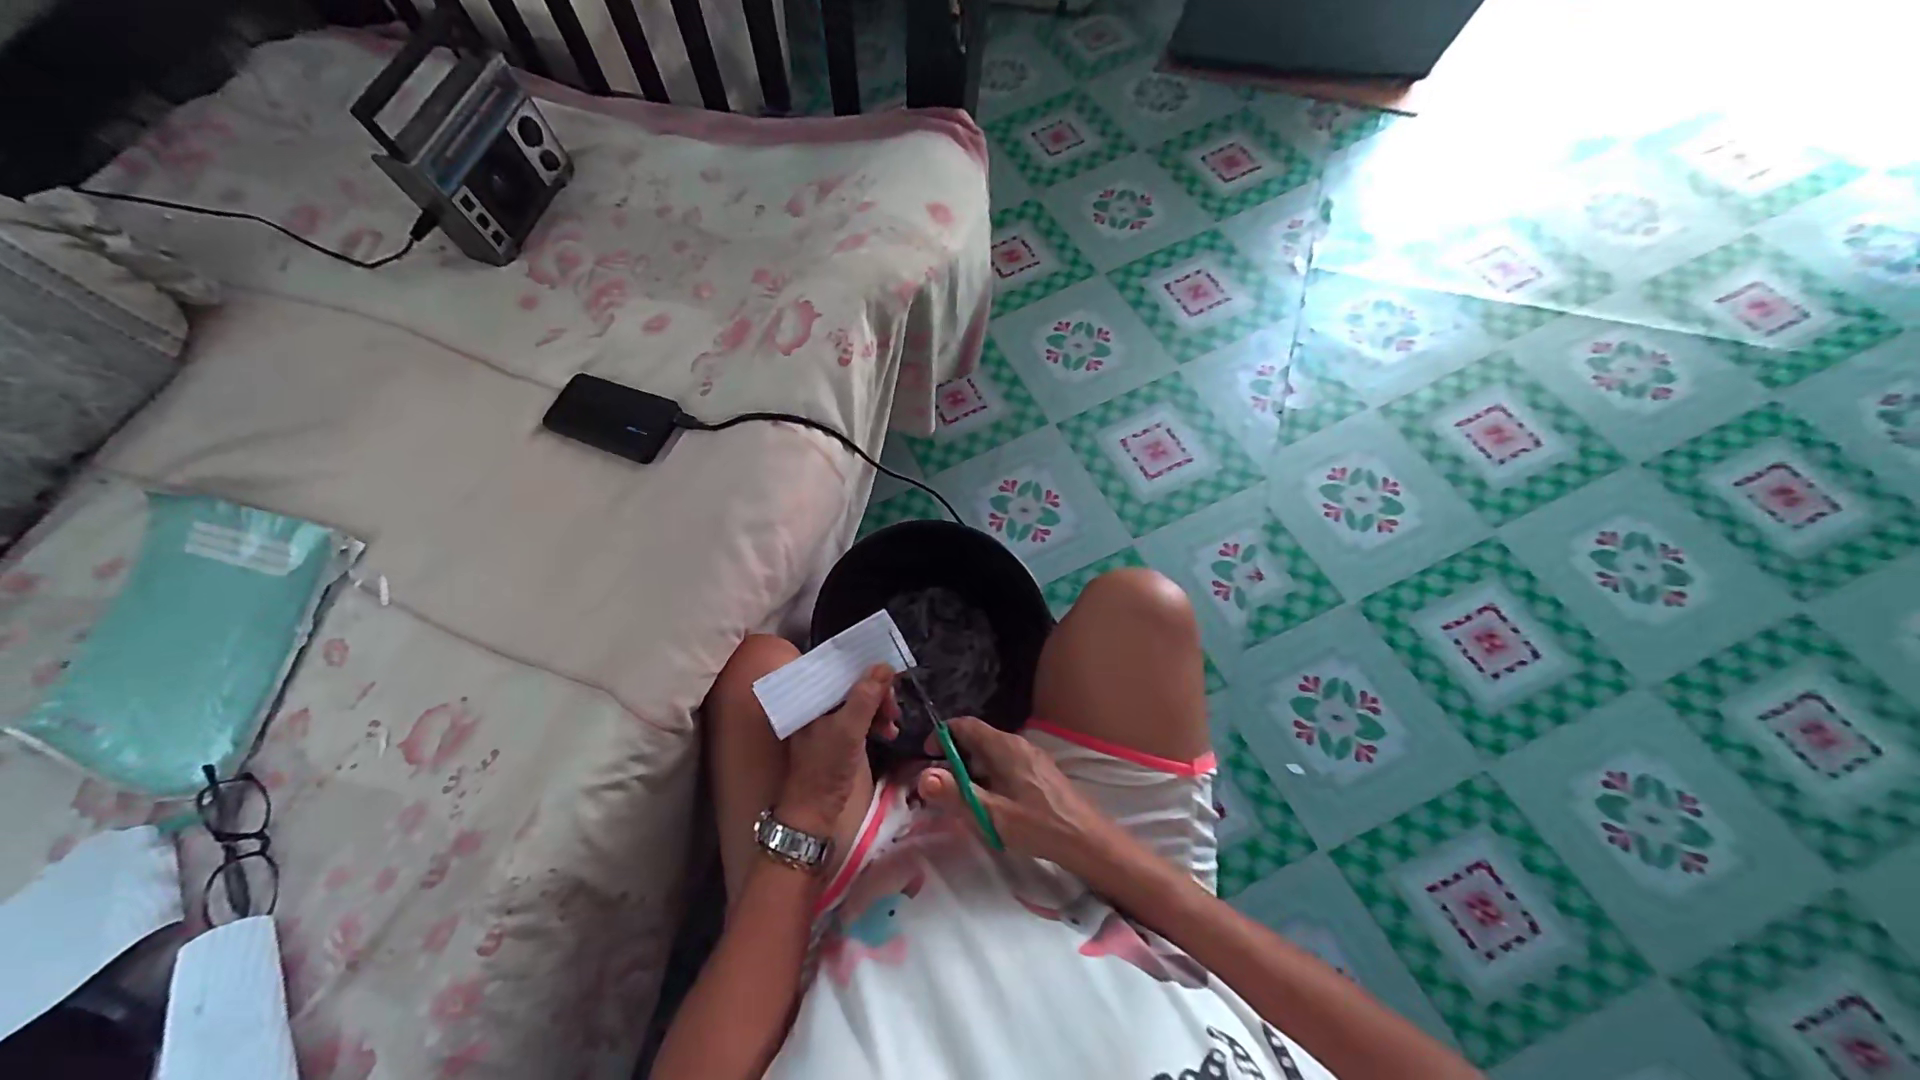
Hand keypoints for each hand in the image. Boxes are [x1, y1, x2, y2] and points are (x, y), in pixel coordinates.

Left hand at [777, 666, 898, 834]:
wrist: (816, 812)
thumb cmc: (826, 767)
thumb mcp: (849, 729)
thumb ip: (865, 697)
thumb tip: (884, 665)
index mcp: (808, 696)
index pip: (837, 667)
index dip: (864, 667)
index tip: (889, 673)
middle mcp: (816, 703)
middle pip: (852, 683)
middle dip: (876, 692)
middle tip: (893, 706)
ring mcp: (828, 719)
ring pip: (860, 700)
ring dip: (880, 707)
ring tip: (893, 723)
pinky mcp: (840, 734)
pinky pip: (862, 716)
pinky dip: (877, 720)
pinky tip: (890, 732)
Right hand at [916, 716, 1130, 879]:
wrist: (1088, 841)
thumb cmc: (1040, 825)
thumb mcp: (993, 814)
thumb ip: (957, 795)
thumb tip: (924, 776)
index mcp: (1005, 747)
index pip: (966, 725)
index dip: (942, 735)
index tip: (927, 756)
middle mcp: (1018, 745)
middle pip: (977, 740)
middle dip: (954, 758)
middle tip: (940, 786)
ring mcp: (1031, 758)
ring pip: (991, 755)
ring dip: (972, 771)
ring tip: (961, 799)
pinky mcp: (1039, 774)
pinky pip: (1005, 766)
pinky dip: (989, 778)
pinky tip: (989, 805)